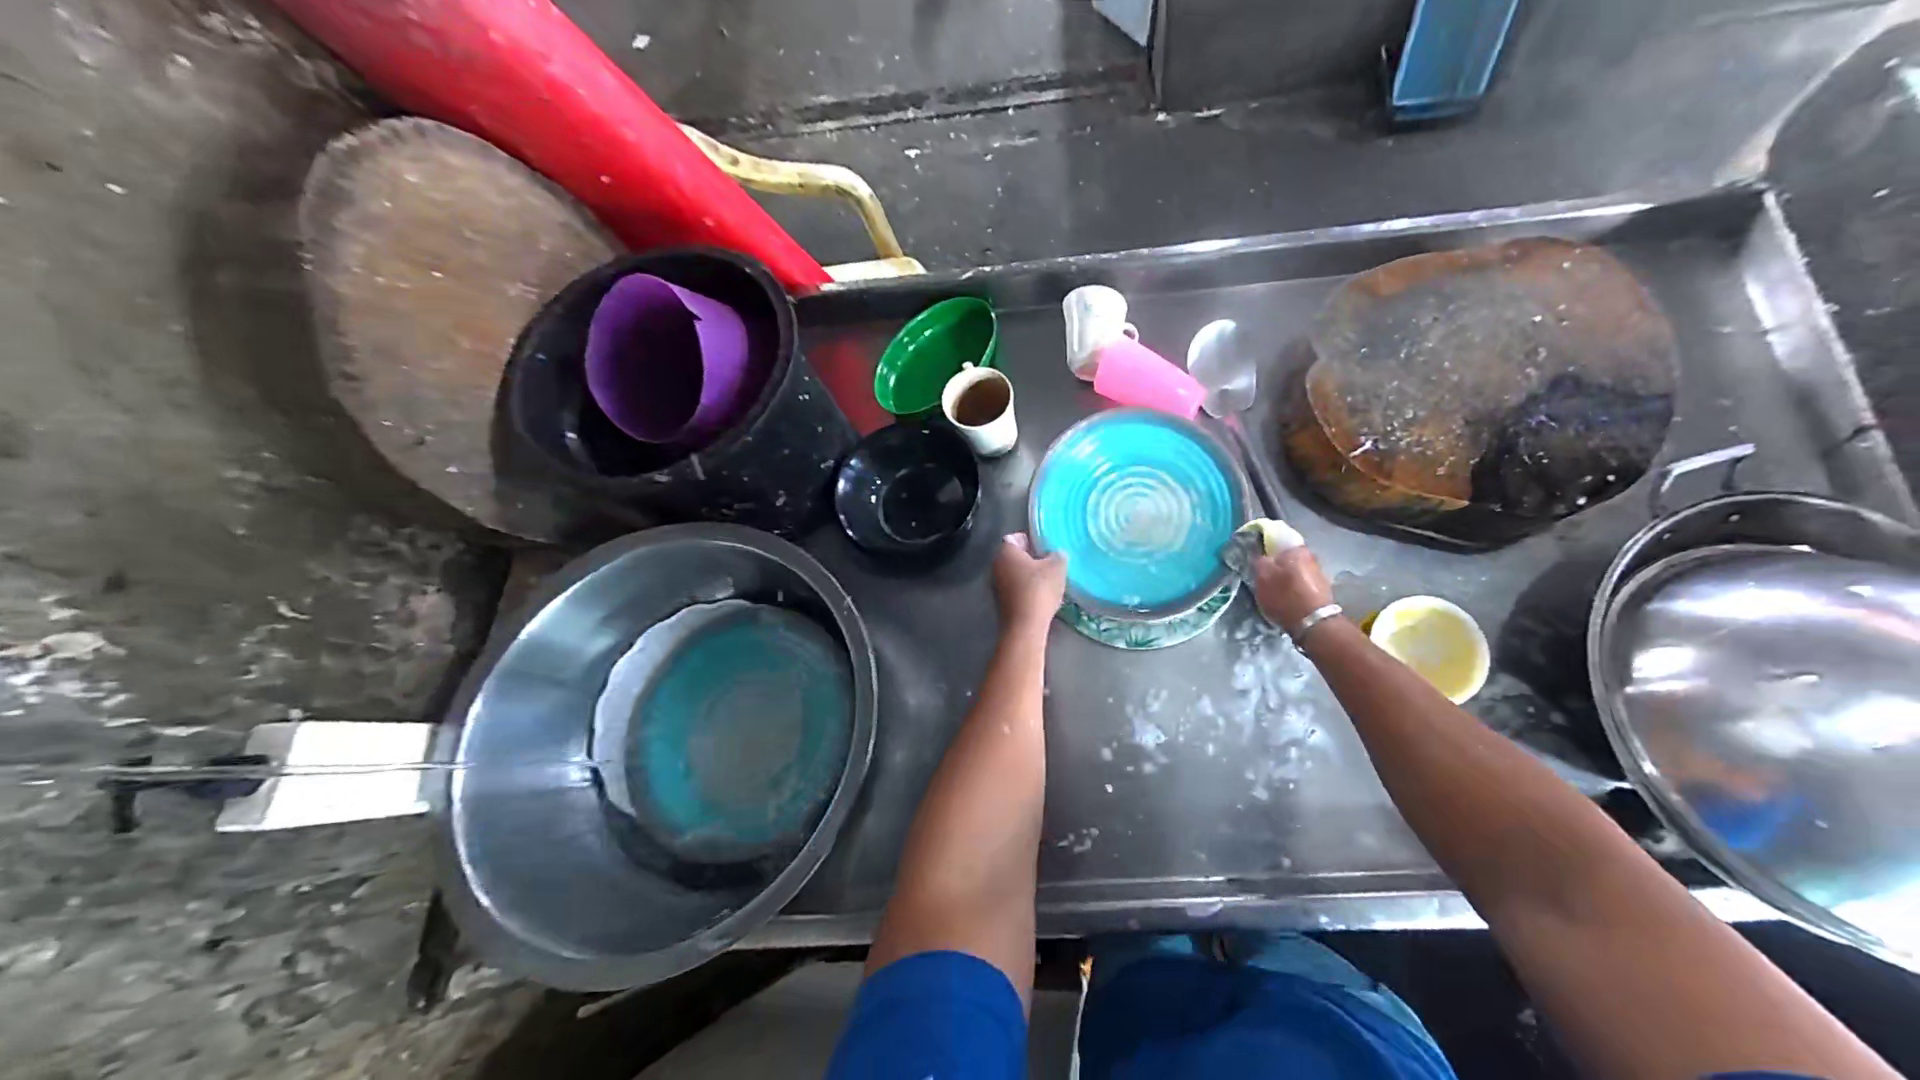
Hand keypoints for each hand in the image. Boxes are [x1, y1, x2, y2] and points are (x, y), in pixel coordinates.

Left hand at [993, 533, 1066, 632]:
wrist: (1024, 625)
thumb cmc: (1039, 590)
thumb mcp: (1057, 568)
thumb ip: (1058, 555)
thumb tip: (1056, 554)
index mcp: (1005, 552)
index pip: (1016, 538)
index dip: (1032, 541)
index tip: (1046, 550)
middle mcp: (995, 565)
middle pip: (1015, 557)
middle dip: (1032, 559)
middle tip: (1050, 566)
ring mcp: (995, 585)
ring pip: (1014, 574)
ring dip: (1029, 576)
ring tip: (1048, 583)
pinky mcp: (1000, 602)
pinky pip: (1014, 589)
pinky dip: (1025, 590)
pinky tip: (1039, 598)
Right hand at [1252, 546, 1333, 630]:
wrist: (1313, 622)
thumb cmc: (1284, 595)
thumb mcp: (1262, 577)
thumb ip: (1260, 561)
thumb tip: (1262, 556)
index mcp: (1297, 549)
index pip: (1278, 542)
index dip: (1267, 552)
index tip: (1259, 563)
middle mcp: (1312, 557)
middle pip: (1288, 559)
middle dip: (1279, 567)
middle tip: (1266, 579)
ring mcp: (1320, 574)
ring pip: (1297, 572)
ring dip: (1288, 580)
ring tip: (1277, 593)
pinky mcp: (1324, 590)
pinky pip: (1304, 585)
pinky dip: (1296, 590)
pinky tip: (1289, 600)